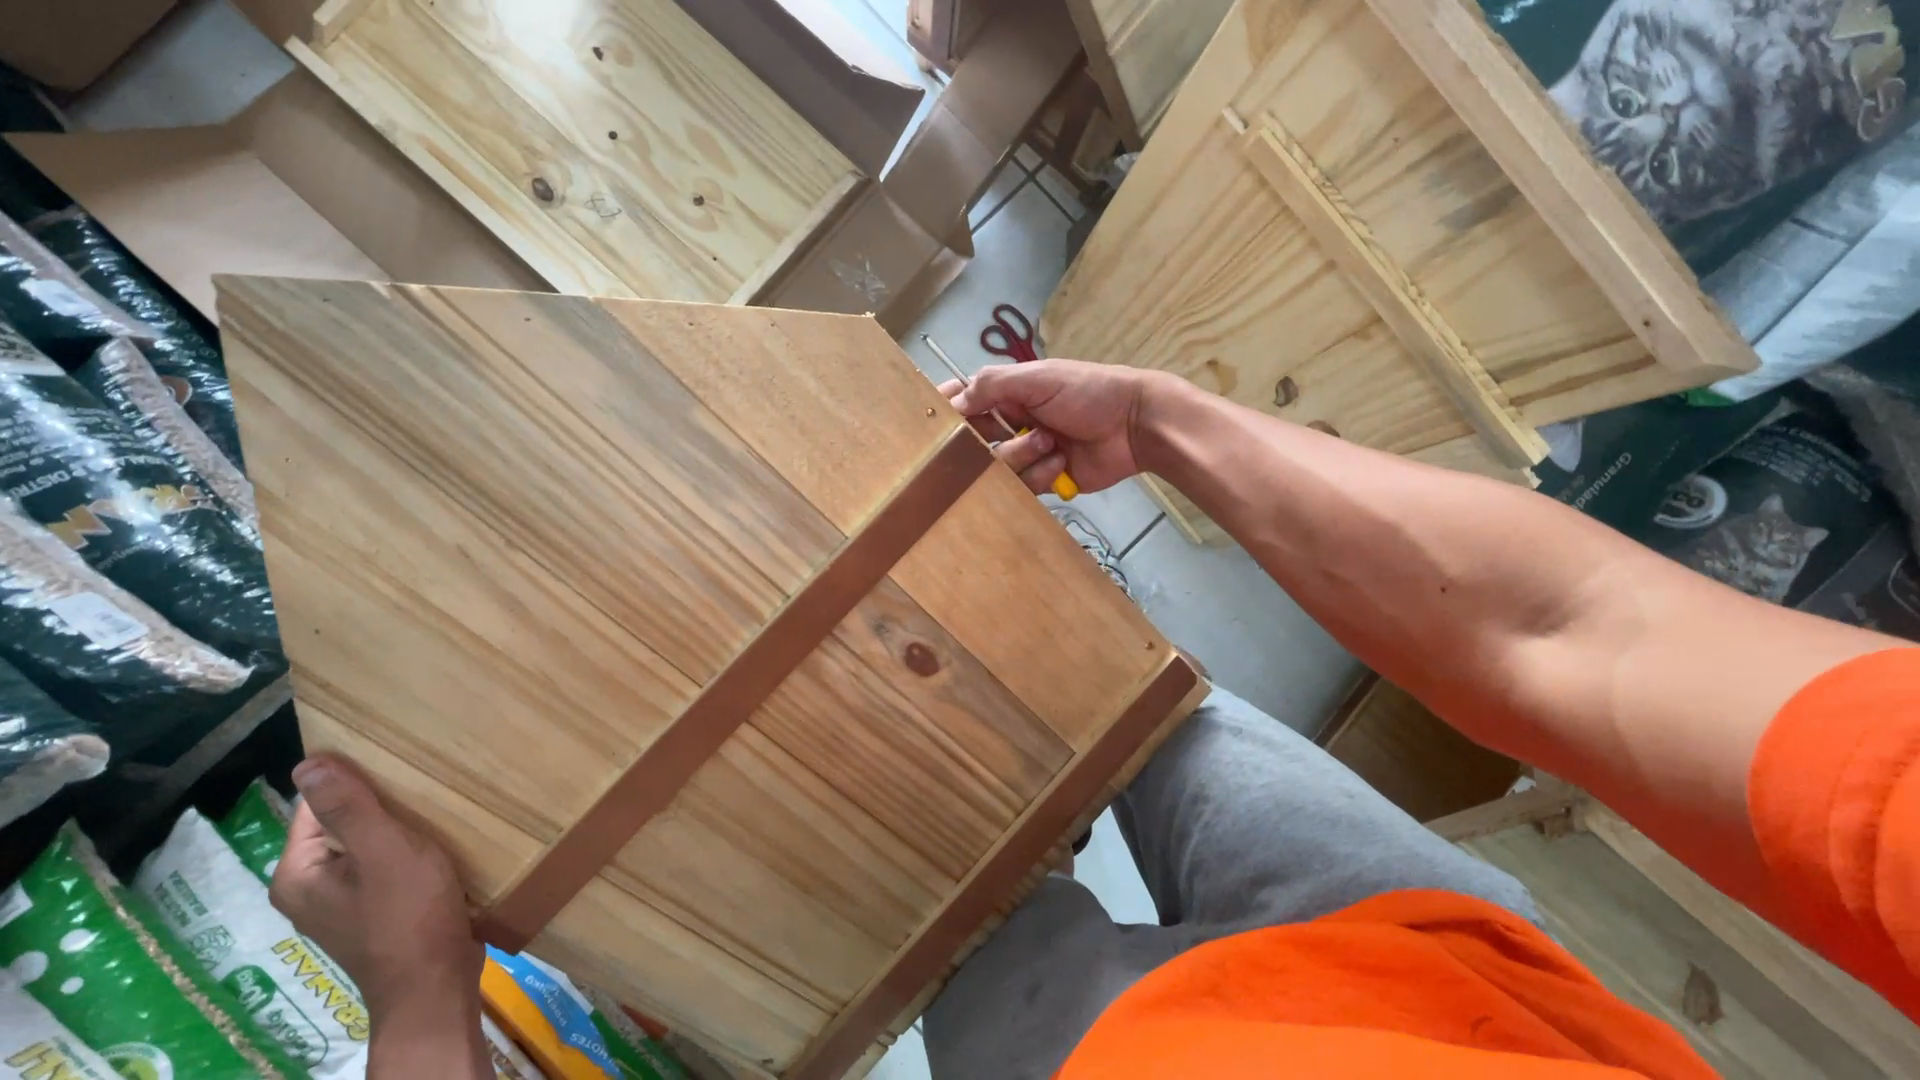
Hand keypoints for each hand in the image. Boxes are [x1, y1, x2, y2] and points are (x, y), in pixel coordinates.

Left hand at [271, 755, 481, 1022]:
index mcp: (298, 873)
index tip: (401, 772)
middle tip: (425, 791)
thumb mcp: (384, 851)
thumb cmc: (409, 913)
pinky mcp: (374, 915)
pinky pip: (385, 869)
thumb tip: (307, 763)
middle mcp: (309, 889)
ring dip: (400, 830)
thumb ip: (348, 808)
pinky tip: (438, 848)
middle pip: (343, 826)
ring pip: (368, 848)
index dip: (358, 784)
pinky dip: (408, 854)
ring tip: (436, 814)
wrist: (435, 983)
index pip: (319, 807)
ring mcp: (342, 906)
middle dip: (383, 808)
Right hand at [942, 359, 1180, 494]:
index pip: (962, 405)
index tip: (942, 425)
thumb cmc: (1087, 391)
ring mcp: (1025, 455)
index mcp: (1005, 395)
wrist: (1134, 424)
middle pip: (973, 444)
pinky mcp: (1041, 481)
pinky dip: (1040, 475)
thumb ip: (991, 385)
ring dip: (1023, 456)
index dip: (950, 416)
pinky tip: (1061, 462)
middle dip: (992, 441)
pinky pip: (1020, 489)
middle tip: (1018, 432)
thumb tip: (953, 403)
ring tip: (1051, 443)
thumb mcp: (1038, 378)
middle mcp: (1009, 424)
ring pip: (996, 470)